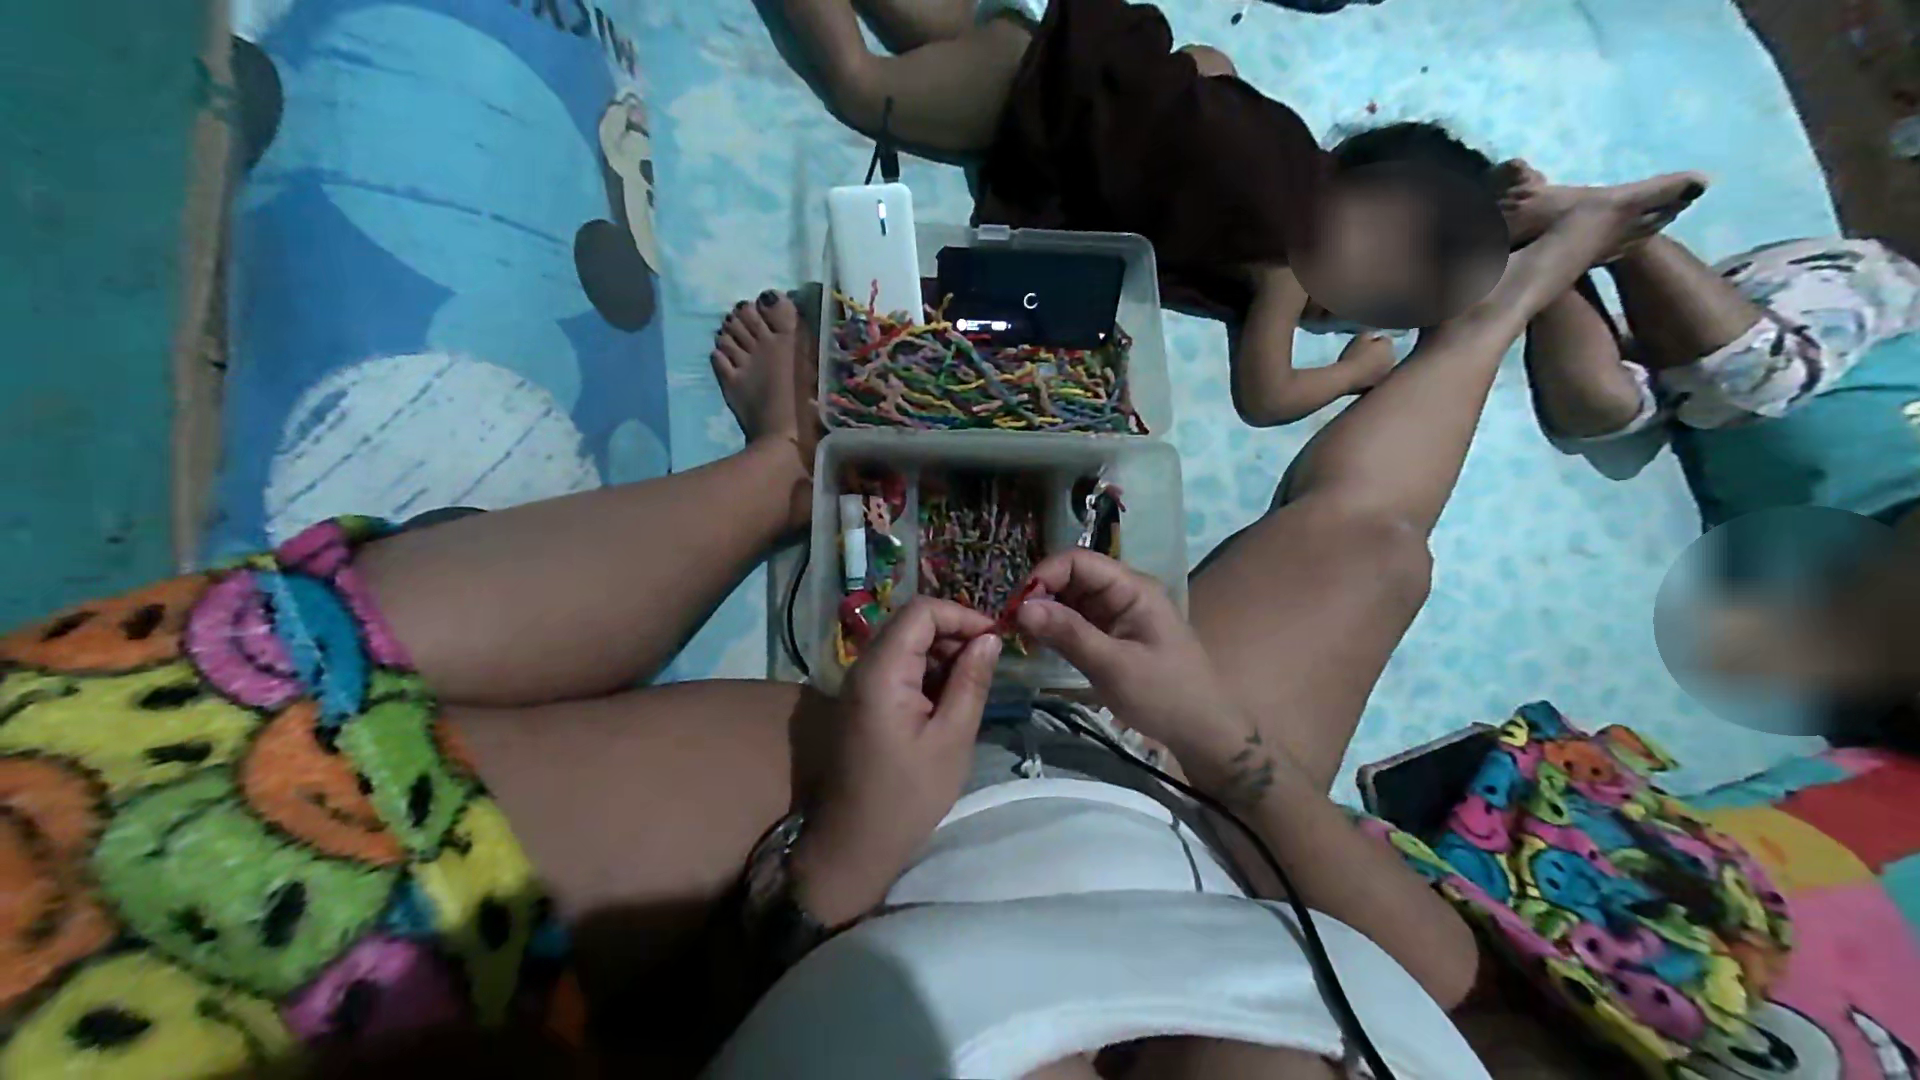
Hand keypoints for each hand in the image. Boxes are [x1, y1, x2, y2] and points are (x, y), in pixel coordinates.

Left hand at [790, 598, 1000, 925]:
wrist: (853, 844)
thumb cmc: (908, 796)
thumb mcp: (952, 738)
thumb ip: (970, 682)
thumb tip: (990, 639)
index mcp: (882, 672)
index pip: (921, 611)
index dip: (961, 615)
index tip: (994, 639)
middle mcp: (863, 667)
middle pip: (911, 623)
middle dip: (953, 633)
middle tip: (987, 662)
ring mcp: (859, 684)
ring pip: (905, 644)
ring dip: (941, 653)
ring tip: (972, 683)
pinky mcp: (862, 700)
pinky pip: (897, 668)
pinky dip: (926, 672)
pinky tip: (948, 699)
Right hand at [1014, 549, 1253, 763]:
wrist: (1201, 731)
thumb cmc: (1164, 695)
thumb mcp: (1114, 666)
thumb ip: (1068, 634)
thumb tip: (1021, 609)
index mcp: (1132, 588)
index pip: (1078, 561)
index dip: (1044, 575)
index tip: (1017, 606)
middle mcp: (1122, 592)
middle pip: (1070, 576)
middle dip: (1039, 594)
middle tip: (1012, 625)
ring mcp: (1116, 612)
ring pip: (1069, 598)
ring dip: (1044, 612)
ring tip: (1020, 635)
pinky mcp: (1109, 632)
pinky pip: (1075, 619)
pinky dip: (1054, 628)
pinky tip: (1037, 643)